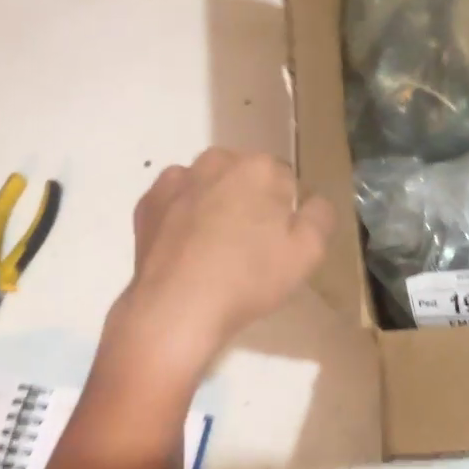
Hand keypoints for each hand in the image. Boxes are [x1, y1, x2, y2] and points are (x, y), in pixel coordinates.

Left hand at [110, 148, 334, 376]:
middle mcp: (216, 161)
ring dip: (215, 205)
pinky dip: (182, 218)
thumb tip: (312, 201)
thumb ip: (320, 216)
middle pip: (245, 177)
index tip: (280, 242)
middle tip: (249, 248)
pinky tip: (187, 250)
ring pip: (208, 186)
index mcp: (260, 168)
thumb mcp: (308, 253)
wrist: (177, 308)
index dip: (286, 212)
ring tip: (215, 250)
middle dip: (250, 202)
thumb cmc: (249, 279)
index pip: (285, 181)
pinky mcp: (148, 203)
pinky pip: (176, 203)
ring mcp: (177, 180)